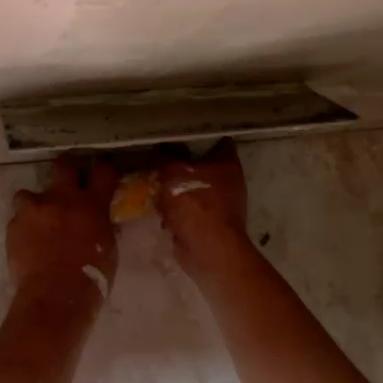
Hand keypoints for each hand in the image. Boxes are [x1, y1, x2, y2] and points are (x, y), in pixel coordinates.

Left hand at [8, 156, 119, 314]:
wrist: (54, 297)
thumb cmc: (90, 279)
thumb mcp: (109, 251)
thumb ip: (102, 228)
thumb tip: (101, 221)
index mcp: (91, 205)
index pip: (103, 171)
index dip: (103, 169)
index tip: (101, 172)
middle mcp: (62, 198)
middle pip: (64, 165)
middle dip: (66, 169)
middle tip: (67, 180)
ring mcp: (35, 209)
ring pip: (29, 193)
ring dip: (35, 205)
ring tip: (38, 223)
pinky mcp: (14, 224)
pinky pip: (18, 220)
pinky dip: (23, 229)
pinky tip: (28, 244)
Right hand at [156, 140, 250, 275]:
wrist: (208, 250)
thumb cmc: (195, 204)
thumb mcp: (173, 173)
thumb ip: (166, 158)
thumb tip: (162, 149)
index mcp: (227, 163)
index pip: (219, 141)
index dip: (201, 136)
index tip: (181, 132)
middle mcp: (228, 182)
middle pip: (203, 166)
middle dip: (182, 164)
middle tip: (160, 157)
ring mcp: (220, 205)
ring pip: (193, 189)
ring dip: (176, 189)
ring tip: (153, 182)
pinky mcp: (209, 225)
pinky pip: (189, 210)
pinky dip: (176, 210)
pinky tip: (158, 207)